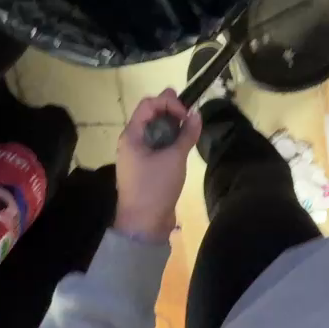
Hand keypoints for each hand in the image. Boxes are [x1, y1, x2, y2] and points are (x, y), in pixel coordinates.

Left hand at [114, 90, 198, 239]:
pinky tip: (184, 145)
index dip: (169, 103)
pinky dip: (170, 140)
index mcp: (131, 135)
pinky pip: (157, 145)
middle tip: (191, 116)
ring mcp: (137, 155)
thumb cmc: (155, 187)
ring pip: (155, 130)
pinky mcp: (145, 167)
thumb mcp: (174, 158)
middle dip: (171, 111)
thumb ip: (186, 134)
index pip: (148, 104)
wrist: (144, 224)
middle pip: (150, 115)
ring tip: (190, 130)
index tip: (186, 115)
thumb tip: (197, 114)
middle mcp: (131, 141)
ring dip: (172, 126)